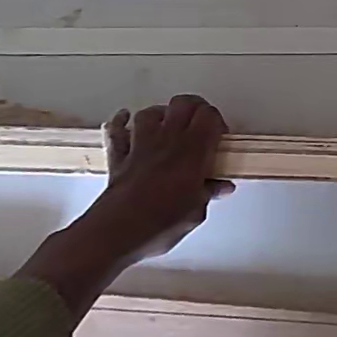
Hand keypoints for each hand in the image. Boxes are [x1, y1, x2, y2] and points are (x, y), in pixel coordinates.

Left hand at [16, 95, 232, 314]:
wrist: (116, 233)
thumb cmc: (160, 223)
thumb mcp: (195, 212)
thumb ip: (208, 193)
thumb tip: (221, 187)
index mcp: (192, 151)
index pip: (209, 116)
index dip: (217, 121)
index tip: (219, 136)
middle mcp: (167, 141)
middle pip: (183, 104)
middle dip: (195, 108)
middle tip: (200, 123)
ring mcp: (139, 146)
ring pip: (150, 112)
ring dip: (161, 114)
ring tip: (168, 125)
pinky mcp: (118, 157)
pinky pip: (116, 131)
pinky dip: (120, 123)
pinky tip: (124, 119)